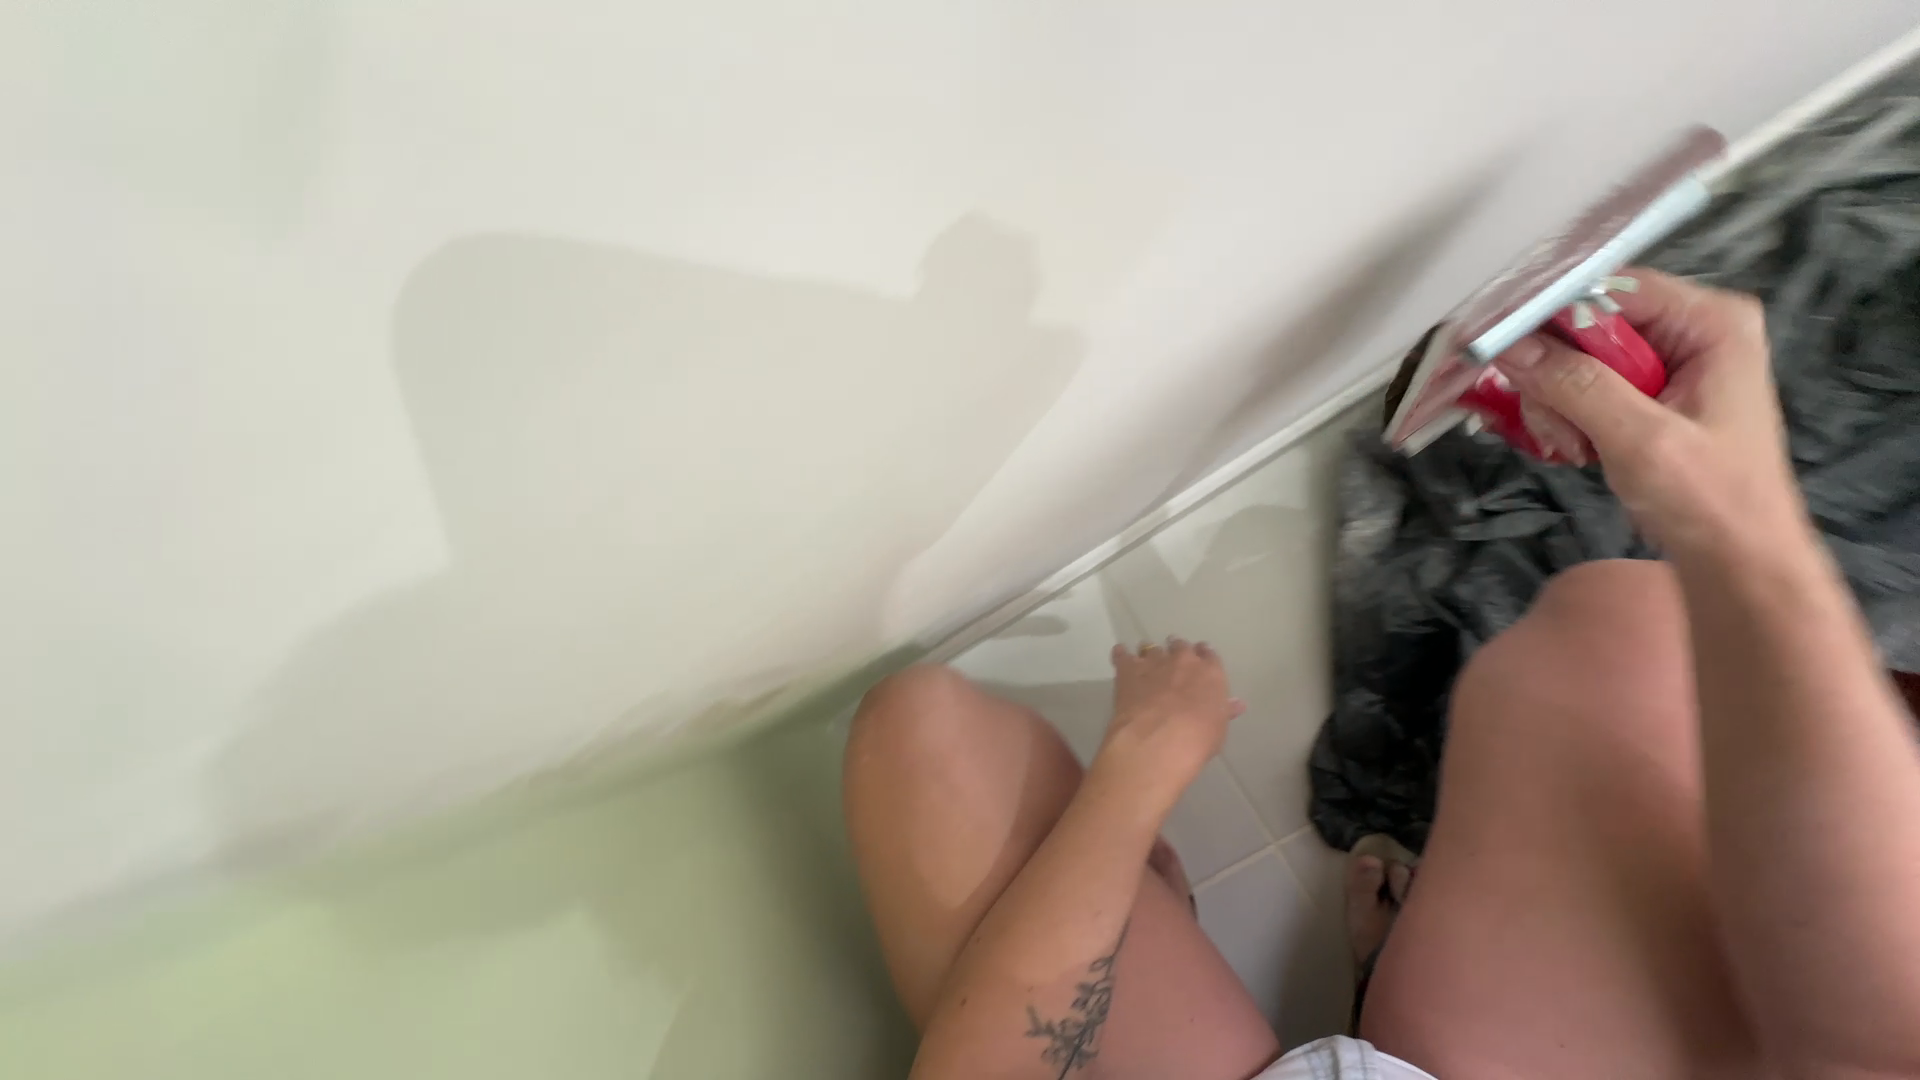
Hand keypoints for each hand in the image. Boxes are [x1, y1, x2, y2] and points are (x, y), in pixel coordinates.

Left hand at [1095, 639, 1245, 816]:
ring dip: (1150, 654)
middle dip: (1176, 652)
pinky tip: (1120, 655)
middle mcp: (1182, 660)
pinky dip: (1122, 654)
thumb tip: (1236, 703)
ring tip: (1146, 663)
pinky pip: (1122, 654)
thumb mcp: (1218, 727)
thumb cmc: (1197, 739)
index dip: (1203, 657)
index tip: (1200, 661)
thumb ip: (1224, 709)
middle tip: (1173, 663)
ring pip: (1151, 647)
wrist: (1159, 739)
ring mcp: (1153, 661)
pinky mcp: (1127, 669)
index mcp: (1209, 672)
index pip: (1209, 655)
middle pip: (1180, 646)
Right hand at [1491, 268, 1809, 557]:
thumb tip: (1509, 347)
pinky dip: (1558, 420)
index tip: (1500, 350)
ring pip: (1563, 362)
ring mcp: (1656, 362)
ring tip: (1574, 449)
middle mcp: (1681, 330)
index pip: (1608, 289)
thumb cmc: (1706, 495)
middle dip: (1552, 379)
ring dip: (1552, 409)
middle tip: (1560, 427)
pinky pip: (1568, 388)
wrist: (1730, 552)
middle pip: (1577, 328)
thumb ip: (1576, 386)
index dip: (1548, 315)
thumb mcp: (1640, 438)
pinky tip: (1576, 449)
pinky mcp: (1632, 392)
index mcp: (1707, 322)